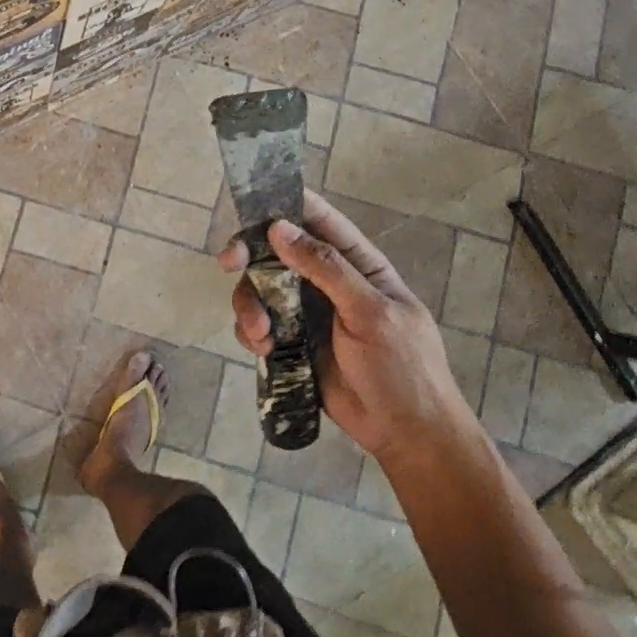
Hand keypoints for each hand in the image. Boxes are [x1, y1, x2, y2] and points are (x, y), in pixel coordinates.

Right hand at [218, 192, 475, 464]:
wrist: (407, 434)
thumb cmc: (403, 368)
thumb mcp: (370, 312)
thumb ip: (326, 268)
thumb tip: (279, 228)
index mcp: (357, 265)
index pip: (319, 220)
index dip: (286, 204)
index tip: (250, 202)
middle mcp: (327, 282)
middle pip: (277, 252)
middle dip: (250, 254)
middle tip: (229, 262)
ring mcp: (307, 312)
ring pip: (261, 289)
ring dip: (250, 304)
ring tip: (258, 333)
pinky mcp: (292, 342)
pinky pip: (259, 324)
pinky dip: (251, 332)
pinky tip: (262, 348)